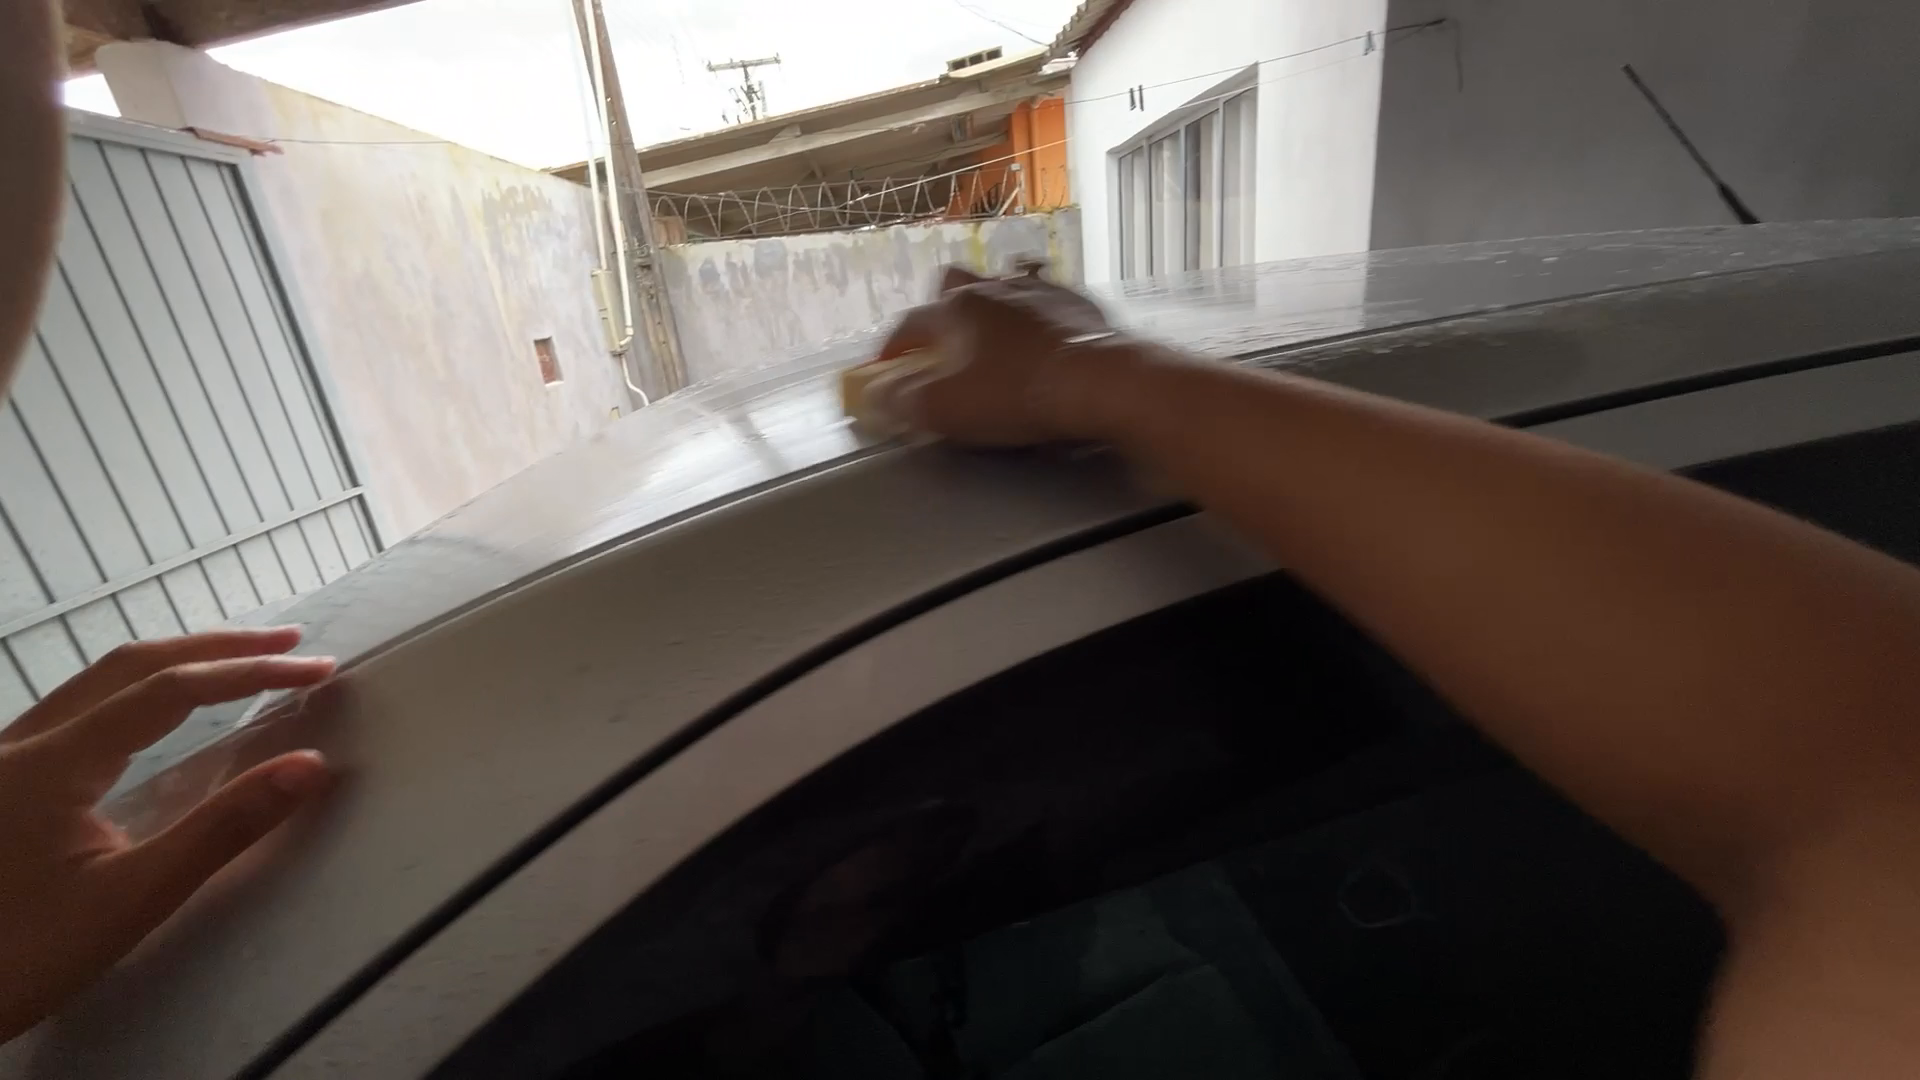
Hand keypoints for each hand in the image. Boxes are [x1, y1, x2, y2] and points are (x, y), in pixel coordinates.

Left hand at [0, 628, 335, 1042]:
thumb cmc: (10, 957)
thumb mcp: (128, 899)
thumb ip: (224, 828)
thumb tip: (313, 765)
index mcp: (48, 765)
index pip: (171, 690)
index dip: (251, 671)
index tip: (318, 670)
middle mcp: (15, 749)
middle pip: (129, 666)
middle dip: (218, 645)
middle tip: (290, 642)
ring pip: (98, 684)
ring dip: (181, 661)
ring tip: (242, 660)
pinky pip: (82, 711)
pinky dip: (146, 690)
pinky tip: (168, 711)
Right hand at [866, 264, 1136, 444]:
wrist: (1098, 381)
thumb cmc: (1016, 394)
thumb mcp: (948, 408)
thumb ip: (905, 401)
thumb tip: (877, 397)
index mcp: (954, 310)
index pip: (907, 325)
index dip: (890, 350)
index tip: (884, 370)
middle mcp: (992, 289)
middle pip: (953, 285)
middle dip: (941, 309)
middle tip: (943, 340)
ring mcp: (1038, 290)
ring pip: (1002, 284)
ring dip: (991, 306)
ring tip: (993, 335)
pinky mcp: (1078, 303)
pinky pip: (1046, 299)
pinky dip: (1035, 316)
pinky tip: (1043, 337)